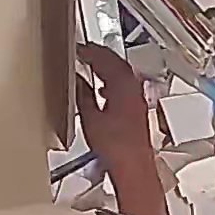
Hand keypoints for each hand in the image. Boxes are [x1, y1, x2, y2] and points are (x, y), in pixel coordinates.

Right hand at [75, 43, 166, 214]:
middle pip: (117, 63)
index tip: (80, 47)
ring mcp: (138, 99)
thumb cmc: (116, 147)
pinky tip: (104, 90)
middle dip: (100, 55)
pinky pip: (125, 87)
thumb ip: (82, 95)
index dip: (91, 51)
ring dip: (107, 67)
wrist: (133, 167)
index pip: (106, 58)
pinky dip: (113, 82)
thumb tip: (77, 82)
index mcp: (122, 85)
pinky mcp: (138, 111)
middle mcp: (134, 89)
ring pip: (123, 74)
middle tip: (86, 51)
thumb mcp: (90, 117)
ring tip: (92, 65)